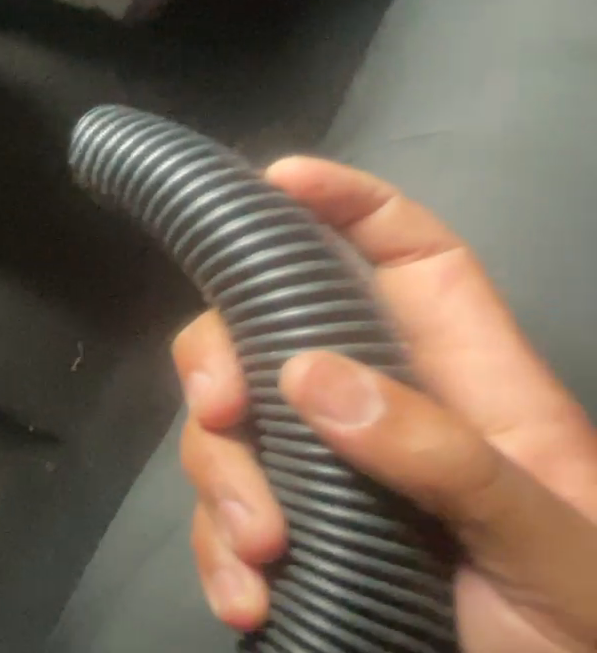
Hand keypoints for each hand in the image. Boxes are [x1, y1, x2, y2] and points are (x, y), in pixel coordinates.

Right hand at [175, 157, 596, 650]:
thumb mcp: (562, 560)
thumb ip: (450, 464)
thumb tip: (306, 373)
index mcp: (469, 395)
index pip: (413, 265)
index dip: (349, 206)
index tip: (275, 179)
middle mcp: (381, 415)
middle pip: (266, 334)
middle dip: (219, 362)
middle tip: (220, 417)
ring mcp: (329, 473)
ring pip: (227, 425)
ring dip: (222, 483)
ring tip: (262, 558)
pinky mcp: (293, 531)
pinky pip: (220, 508)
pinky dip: (217, 550)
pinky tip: (246, 600)